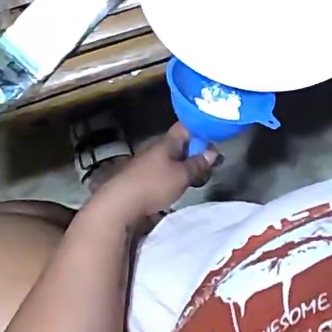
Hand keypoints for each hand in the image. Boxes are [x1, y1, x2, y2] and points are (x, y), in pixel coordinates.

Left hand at [86, 124, 218, 224]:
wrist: (118, 204)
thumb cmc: (153, 184)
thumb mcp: (182, 176)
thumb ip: (197, 164)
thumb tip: (213, 151)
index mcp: (167, 142)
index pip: (185, 127)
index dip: (200, 129)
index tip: (214, 138)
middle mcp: (155, 148)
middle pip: (178, 144)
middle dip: (193, 152)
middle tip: (208, 164)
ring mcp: (145, 163)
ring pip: (169, 159)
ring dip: (182, 166)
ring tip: (194, 179)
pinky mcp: (139, 178)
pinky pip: (160, 172)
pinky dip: (171, 177)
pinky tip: (175, 188)